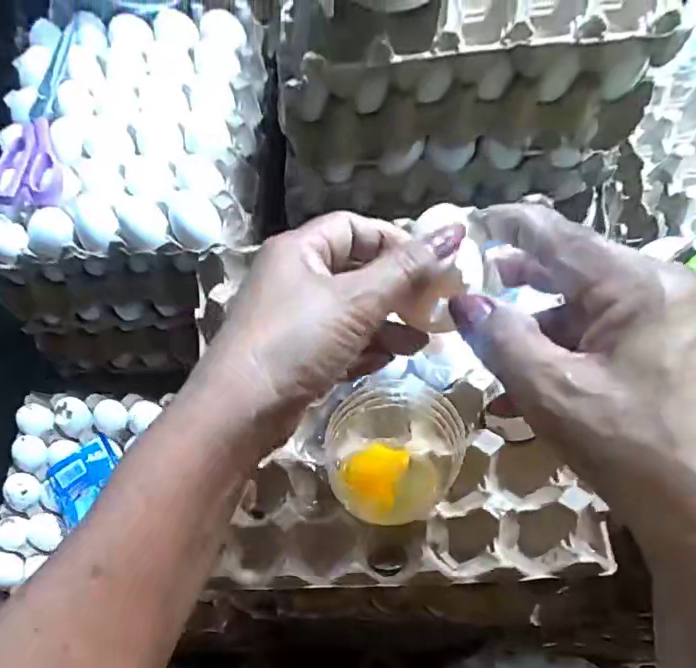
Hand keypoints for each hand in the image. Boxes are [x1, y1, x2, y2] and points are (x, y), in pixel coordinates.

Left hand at [186, 211, 463, 446]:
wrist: (240, 411)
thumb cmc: (295, 343)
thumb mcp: (356, 302)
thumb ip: (406, 270)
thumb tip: (455, 231)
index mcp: (299, 252)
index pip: (355, 228)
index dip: (396, 242)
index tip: (432, 265)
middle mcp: (292, 282)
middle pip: (355, 274)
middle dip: (396, 292)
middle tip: (432, 309)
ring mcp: (290, 324)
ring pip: (348, 316)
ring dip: (385, 327)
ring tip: (420, 344)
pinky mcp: (292, 362)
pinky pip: (335, 348)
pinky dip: (361, 352)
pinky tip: (385, 362)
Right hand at [450, 204, 695, 546]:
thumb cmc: (624, 443)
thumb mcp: (550, 390)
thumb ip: (502, 339)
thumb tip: (464, 301)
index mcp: (641, 284)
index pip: (562, 239)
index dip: (513, 229)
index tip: (474, 221)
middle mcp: (668, 288)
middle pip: (579, 274)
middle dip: (523, 286)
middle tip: (475, 290)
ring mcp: (680, 321)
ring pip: (592, 312)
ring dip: (540, 334)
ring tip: (496, 359)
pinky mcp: (680, 352)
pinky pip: (611, 339)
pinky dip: (569, 356)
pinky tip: (534, 387)